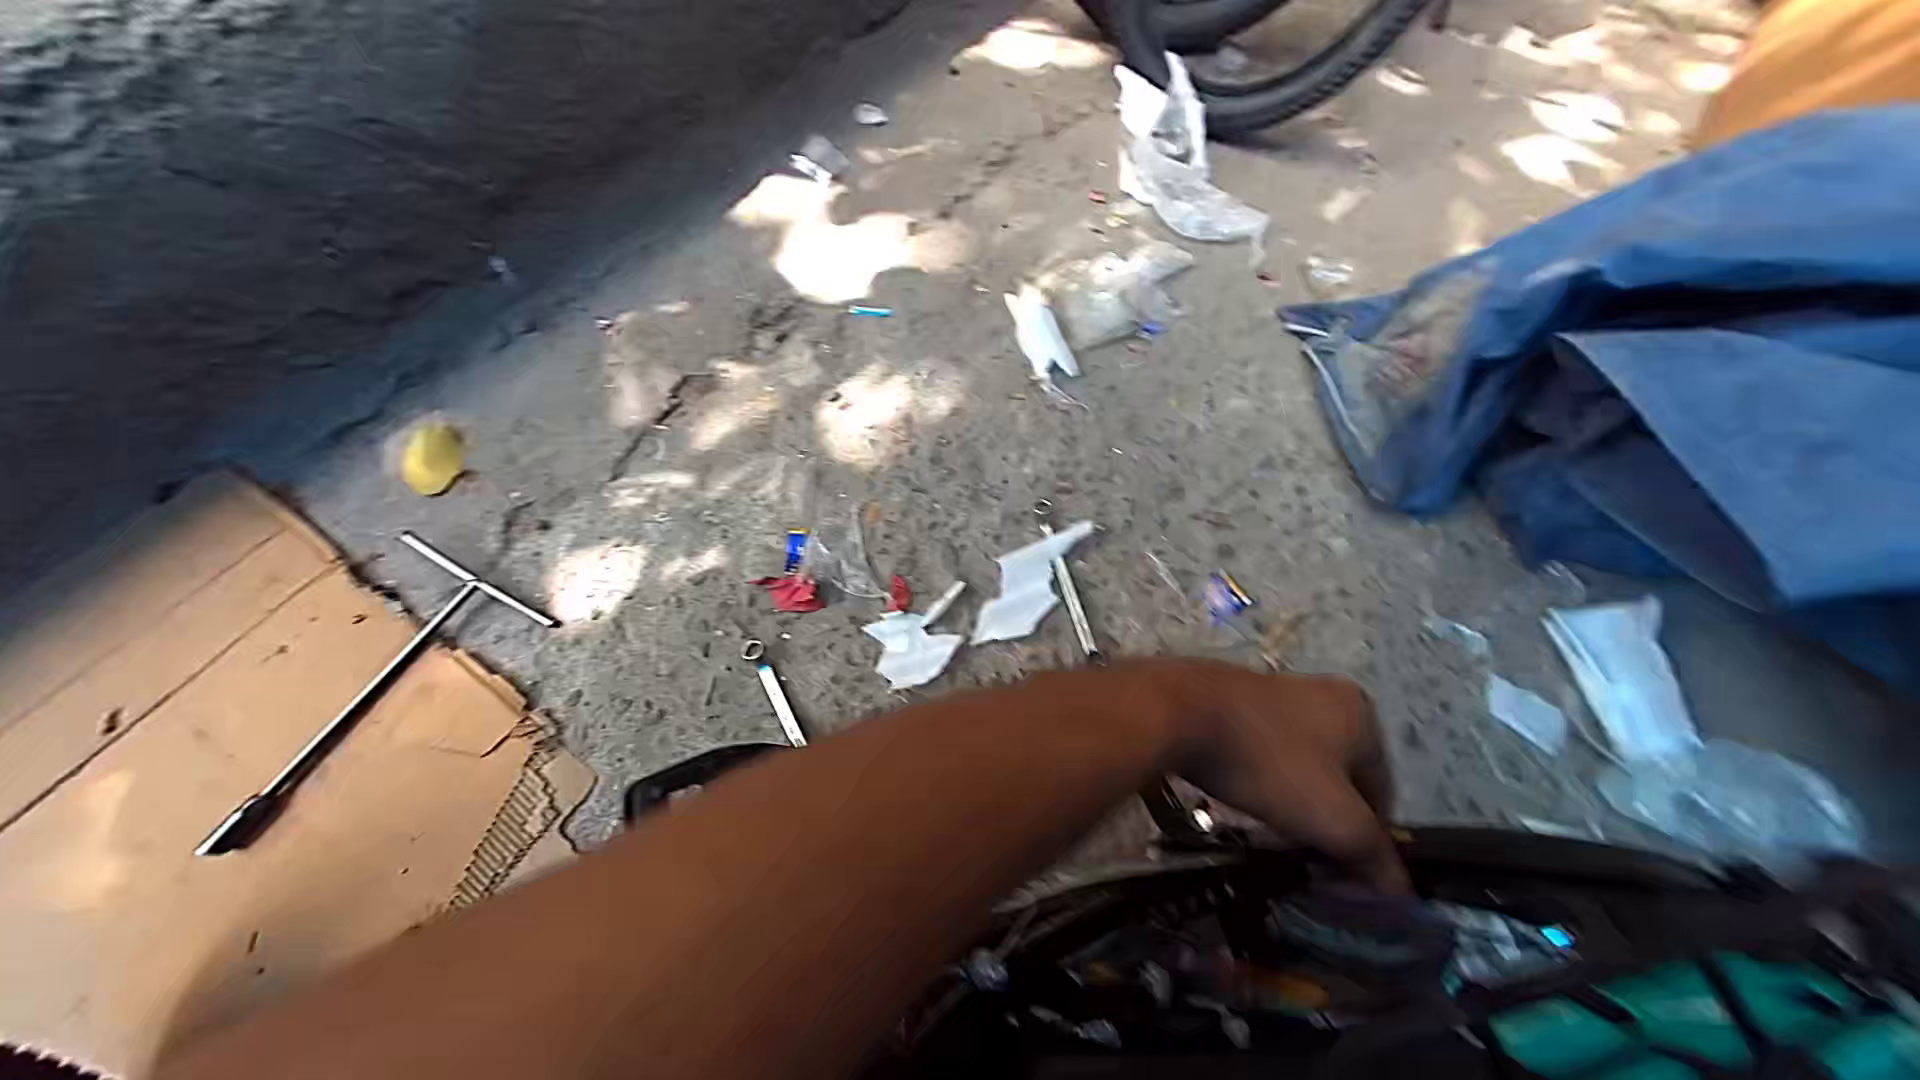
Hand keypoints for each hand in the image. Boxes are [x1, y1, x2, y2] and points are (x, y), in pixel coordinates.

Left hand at [1127, 659, 1406, 891]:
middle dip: (1320, 816)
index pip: (1381, 791)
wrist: (1176, 712)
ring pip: (1293, 763)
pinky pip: (1254, 748)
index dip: (1365, 837)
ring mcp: (1269, 689)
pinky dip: (1250, 774)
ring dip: (1284, 797)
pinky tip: (1232, 793)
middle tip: (1297, 846)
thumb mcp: (1332, 818)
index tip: (1337, 867)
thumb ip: (1372, 855)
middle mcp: (1318, 690)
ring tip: (1262, 825)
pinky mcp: (1227, 696)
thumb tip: (1398, 891)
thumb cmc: (1266, 762)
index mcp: (1358, 711)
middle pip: (1335, 776)